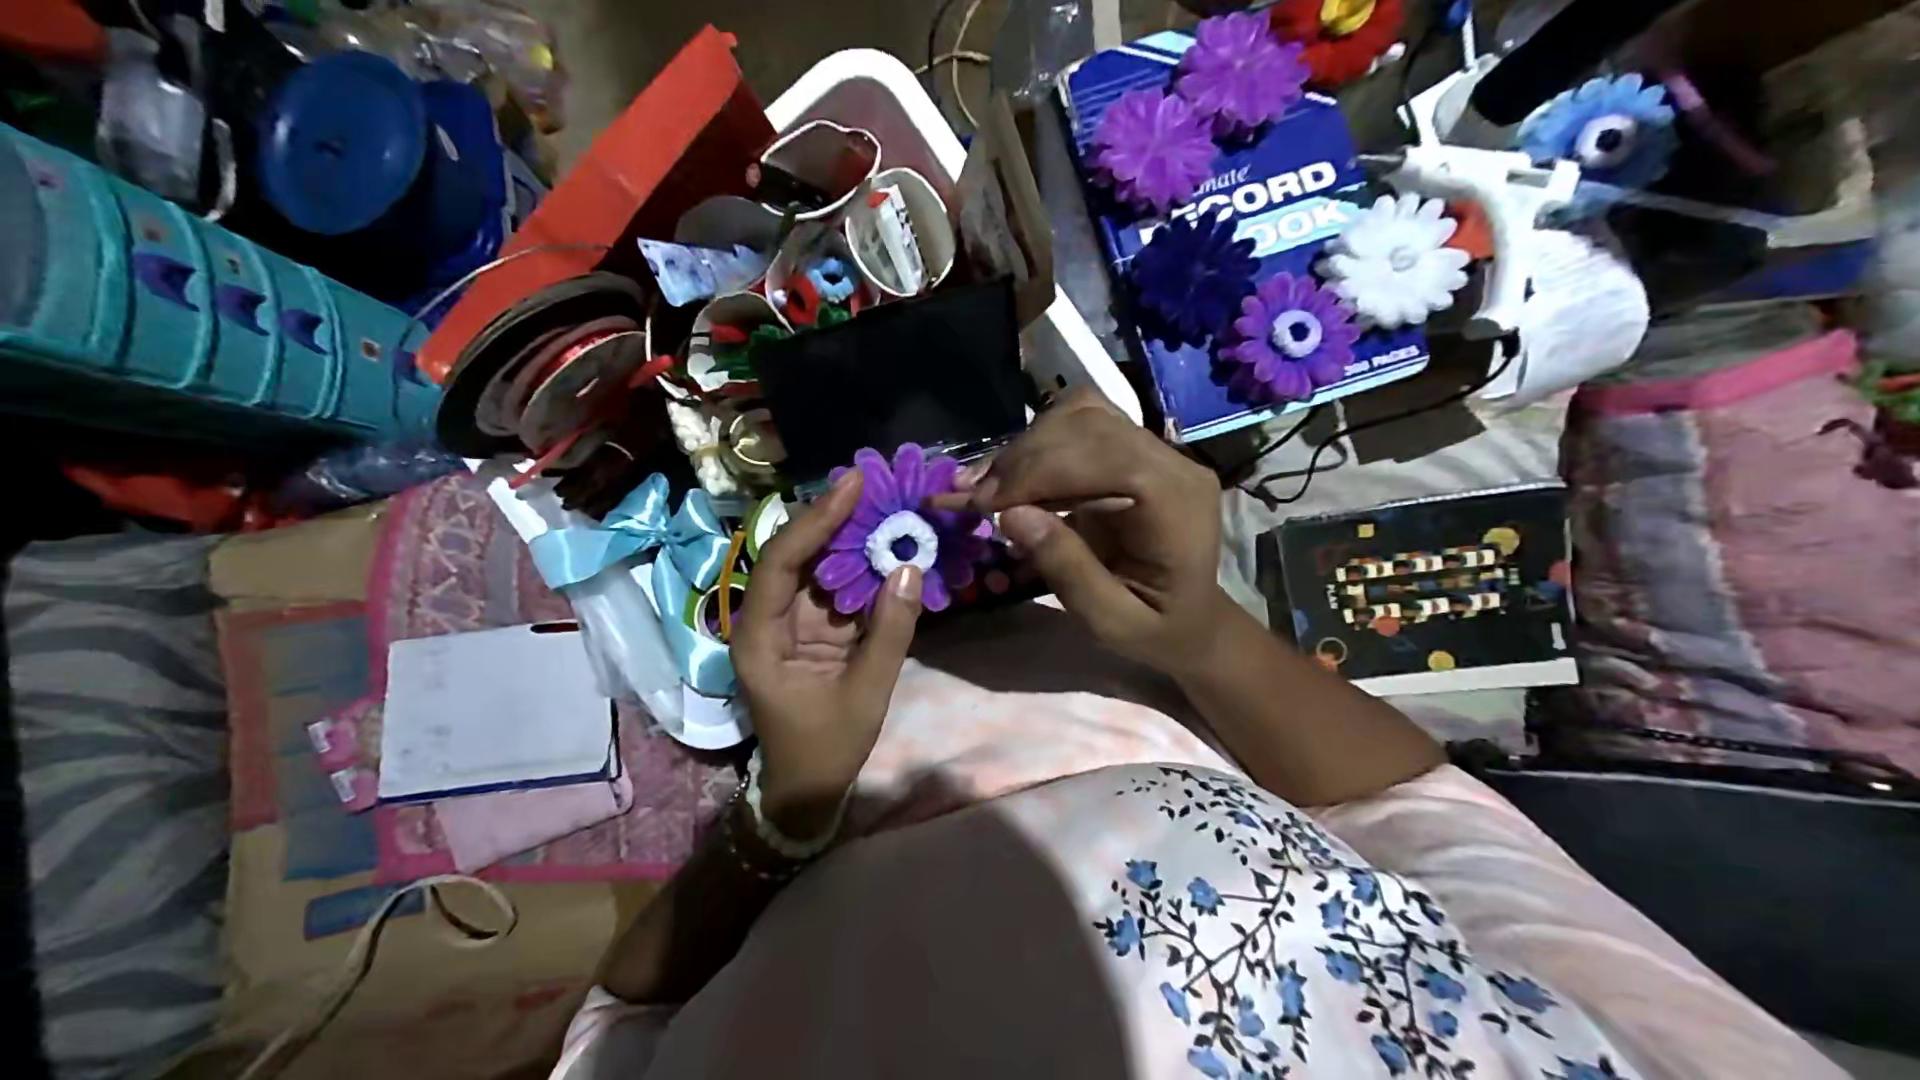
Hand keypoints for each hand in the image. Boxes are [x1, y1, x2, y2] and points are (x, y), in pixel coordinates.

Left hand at [731, 470, 922, 836]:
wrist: (808, 790)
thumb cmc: (826, 748)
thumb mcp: (865, 692)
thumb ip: (890, 632)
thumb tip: (909, 569)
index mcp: (761, 637)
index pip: (782, 563)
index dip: (815, 521)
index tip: (850, 486)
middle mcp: (769, 621)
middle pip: (797, 555)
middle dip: (833, 519)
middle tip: (872, 481)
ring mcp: (791, 625)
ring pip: (818, 569)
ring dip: (851, 539)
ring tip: (884, 502)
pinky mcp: (813, 632)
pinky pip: (837, 592)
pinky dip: (863, 571)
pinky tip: (888, 547)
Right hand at [956, 389, 1231, 678]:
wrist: (1191, 618)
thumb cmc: (1156, 629)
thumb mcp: (1111, 622)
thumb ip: (1068, 570)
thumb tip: (1012, 514)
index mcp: (1178, 506)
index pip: (1106, 460)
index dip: (1039, 471)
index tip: (982, 503)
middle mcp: (1173, 464)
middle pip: (1089, 428)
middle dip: (1022, 459)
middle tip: (970, 496)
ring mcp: (1157, 450)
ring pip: (1081, 414)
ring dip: (1025, 446)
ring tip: (986, 485)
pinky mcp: (1135, 448)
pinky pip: (1082, 421)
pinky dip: (1039, 440)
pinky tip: (1014, 472)